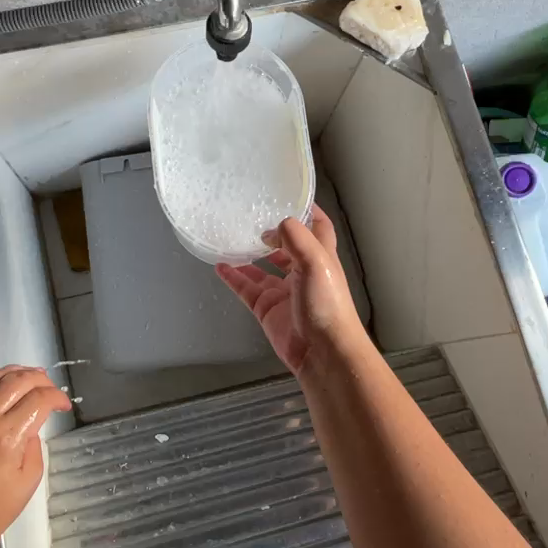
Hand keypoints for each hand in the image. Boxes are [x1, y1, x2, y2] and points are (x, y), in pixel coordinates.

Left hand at [0, 365, 70, 547]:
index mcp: (7, 435)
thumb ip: (34, 446)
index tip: (64, 406)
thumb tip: (30, 427)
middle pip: (17, 381)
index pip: (39, 399)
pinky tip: (0, 387)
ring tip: (29, 376)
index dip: (57, 398)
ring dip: (15, 372)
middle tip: (50, 388)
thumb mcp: (29, 480)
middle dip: (40, 379)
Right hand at [215, 205, 364, 373]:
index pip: (318, 227)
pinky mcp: (267, 308)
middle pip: (287, 247)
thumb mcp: (316, 262)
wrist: (322, 352)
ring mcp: (283, 291)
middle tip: (251, 216)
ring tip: (231, 237)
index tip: (290, 195)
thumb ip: (296, 239)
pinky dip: (234, 277)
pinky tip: (221, 265)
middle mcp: (302, 271)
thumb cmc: (327, 304)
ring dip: (249, 253)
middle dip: (273, 233)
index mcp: (320, 257)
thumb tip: (275, 227)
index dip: (308, 210)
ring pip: (263, 267)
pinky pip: (247, 288)